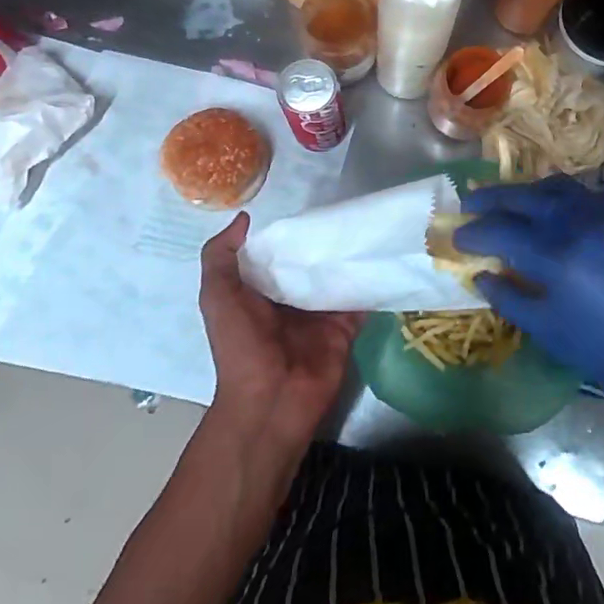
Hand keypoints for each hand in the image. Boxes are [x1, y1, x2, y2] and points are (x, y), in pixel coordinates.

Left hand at [198, 213, 358, 444]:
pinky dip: (373, 281)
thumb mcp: (217, 297)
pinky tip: (387, 255)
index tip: (311, 204)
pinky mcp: (347, 326)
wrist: (272, 399)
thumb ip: (221, 257)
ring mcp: (322, 312)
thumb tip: (245, 218)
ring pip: (339, 276)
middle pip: (312, 262)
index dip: (289, 230)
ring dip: (352, 256)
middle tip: (350, 208)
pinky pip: (362, 298)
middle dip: (326, 240)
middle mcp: (292, 298)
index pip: (278, 252)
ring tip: (373, 224)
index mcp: (260, 290)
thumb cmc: (241, 345)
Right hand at [457, 177, 603, 453]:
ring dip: (527, 191)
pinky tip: (552, 211)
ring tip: (508, 201)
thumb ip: (511, 298)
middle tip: (470, 202)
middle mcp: (579, 221)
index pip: (499, 229)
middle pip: (524, 196)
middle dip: (492, 198)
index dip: (473, 231)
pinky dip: (560, 198)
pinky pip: (587, 195)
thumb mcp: (552, 333)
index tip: (457, 236)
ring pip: (557, 187)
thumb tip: (483, 274)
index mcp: (555, 255)